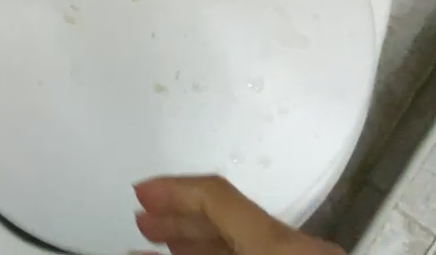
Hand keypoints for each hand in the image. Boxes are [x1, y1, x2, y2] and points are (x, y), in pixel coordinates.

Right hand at [134, 176, 342, 254]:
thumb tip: (133, 249)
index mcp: (282, 242)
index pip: (215, 192)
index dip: (170, 188)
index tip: (138, 193)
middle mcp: (302, 245)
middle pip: (229, 213)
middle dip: (181, 217)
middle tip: (144, 221)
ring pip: (246, 237)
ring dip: (200, 237)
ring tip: (163, 243)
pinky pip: (259, 253)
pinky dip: (225, 253)